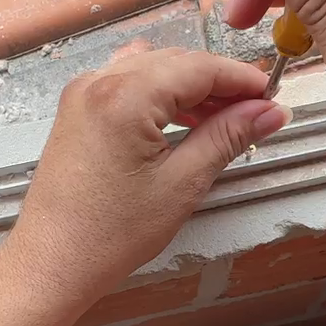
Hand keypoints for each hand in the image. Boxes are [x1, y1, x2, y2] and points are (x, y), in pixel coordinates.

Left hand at [6, 49, 288, 314]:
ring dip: (190, 89)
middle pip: (176, 62)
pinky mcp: (77, 111)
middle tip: (255, 113)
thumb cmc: (108, 235)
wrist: (54, 263)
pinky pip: (128, 84)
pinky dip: (160, 95)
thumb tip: (267, 113)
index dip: (241, 79)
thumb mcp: (182, 184)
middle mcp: (98, 82)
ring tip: (222, 123)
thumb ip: (227, 138)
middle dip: (219, 84)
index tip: (271, 96)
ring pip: (152, 70)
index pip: (199, 67)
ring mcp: (83, 94)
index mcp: (125, 96)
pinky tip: (181, 123)